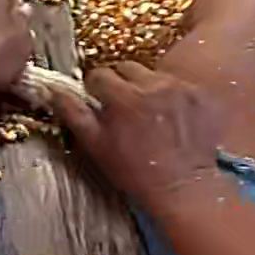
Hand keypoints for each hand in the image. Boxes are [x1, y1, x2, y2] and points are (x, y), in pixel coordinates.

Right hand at [53, 63, 226, 204]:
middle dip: (119, 83)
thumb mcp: (94, 144)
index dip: (93, 88)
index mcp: (123, 97)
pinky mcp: (202, 95)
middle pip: (126, 67)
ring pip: (153, 74)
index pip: (99, 75)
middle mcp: (153, 85)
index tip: (96, 101)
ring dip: (144, 87)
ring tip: (146, 111)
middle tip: (120, 106)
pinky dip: (170, 94)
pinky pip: (178, 84)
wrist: (181, 187)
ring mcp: (181, 88)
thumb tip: (52, 90)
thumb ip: (72, 112)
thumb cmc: (131, 170)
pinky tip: (169, 116)